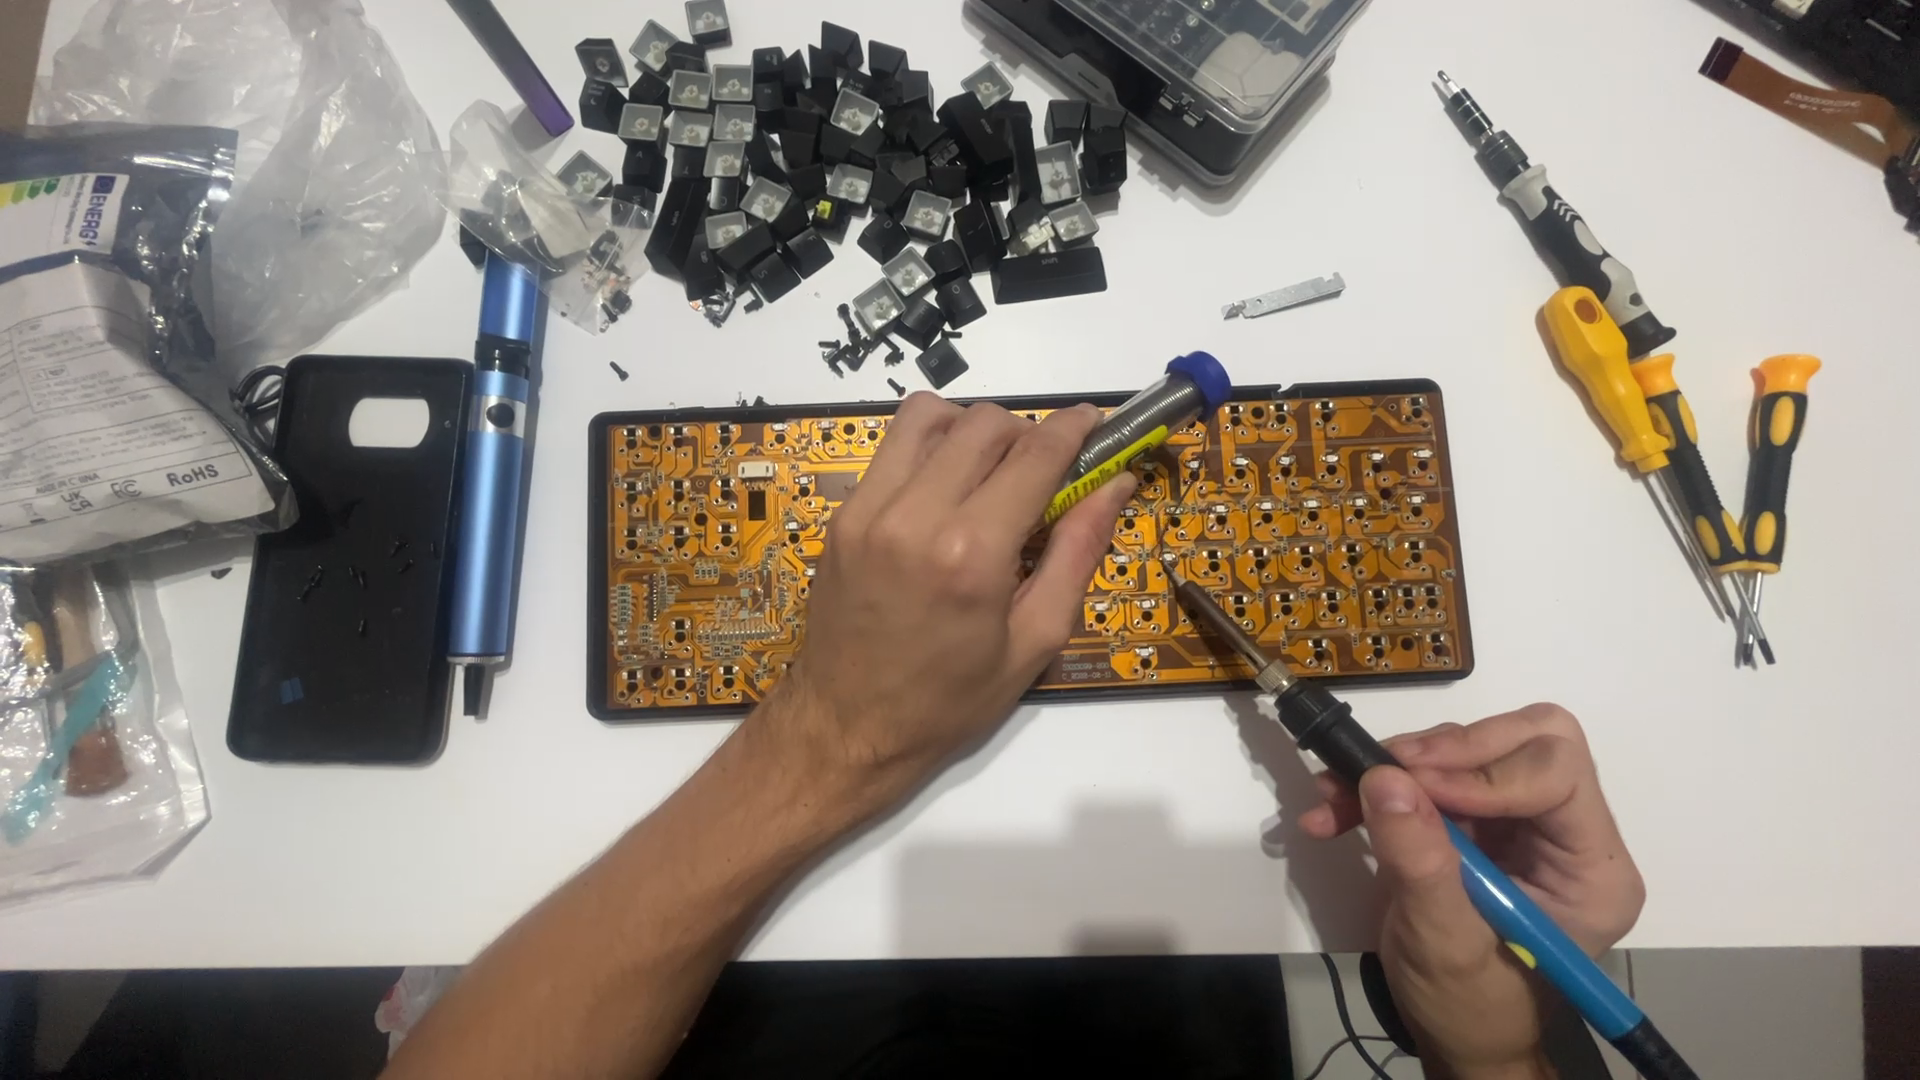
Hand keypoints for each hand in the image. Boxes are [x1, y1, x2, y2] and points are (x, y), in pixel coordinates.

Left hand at [754, 393, 1134, 814]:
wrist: (848, 727)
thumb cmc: (949, 700)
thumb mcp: (1034, 640)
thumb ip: (1078, 552)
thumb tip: (1115, 486)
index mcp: (971, 554)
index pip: (1034, 456)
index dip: (1074, 429)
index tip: (1093, 422)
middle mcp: (914, 516)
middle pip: (984, 424)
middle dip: (1027, 433)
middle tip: (1042, 471)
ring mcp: (868, 509)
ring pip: (929, 416)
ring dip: (972, 428)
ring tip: (989, 471)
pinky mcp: (843, 514)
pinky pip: (891, 447)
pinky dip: (929, 448)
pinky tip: (943, 490)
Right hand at [1299, 705, 1645, 1078]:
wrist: (1448, 1028)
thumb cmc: (1469, 1004)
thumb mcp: (1444, 941)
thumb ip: (1421, 861)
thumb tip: (1384, 779)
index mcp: (1587, 866)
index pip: (1556, 773)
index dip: (1485, 770)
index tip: (1416, 786)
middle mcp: (1555, 829)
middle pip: (1522, 738)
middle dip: (1447, 748)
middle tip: (1388, 769)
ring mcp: (1506, 817)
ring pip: (1461, 746)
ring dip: (1392, 765)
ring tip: (1335, 796)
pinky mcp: (1459, 815)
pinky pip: (1415, 771)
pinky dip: (1367, 782)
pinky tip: (1329, 810)